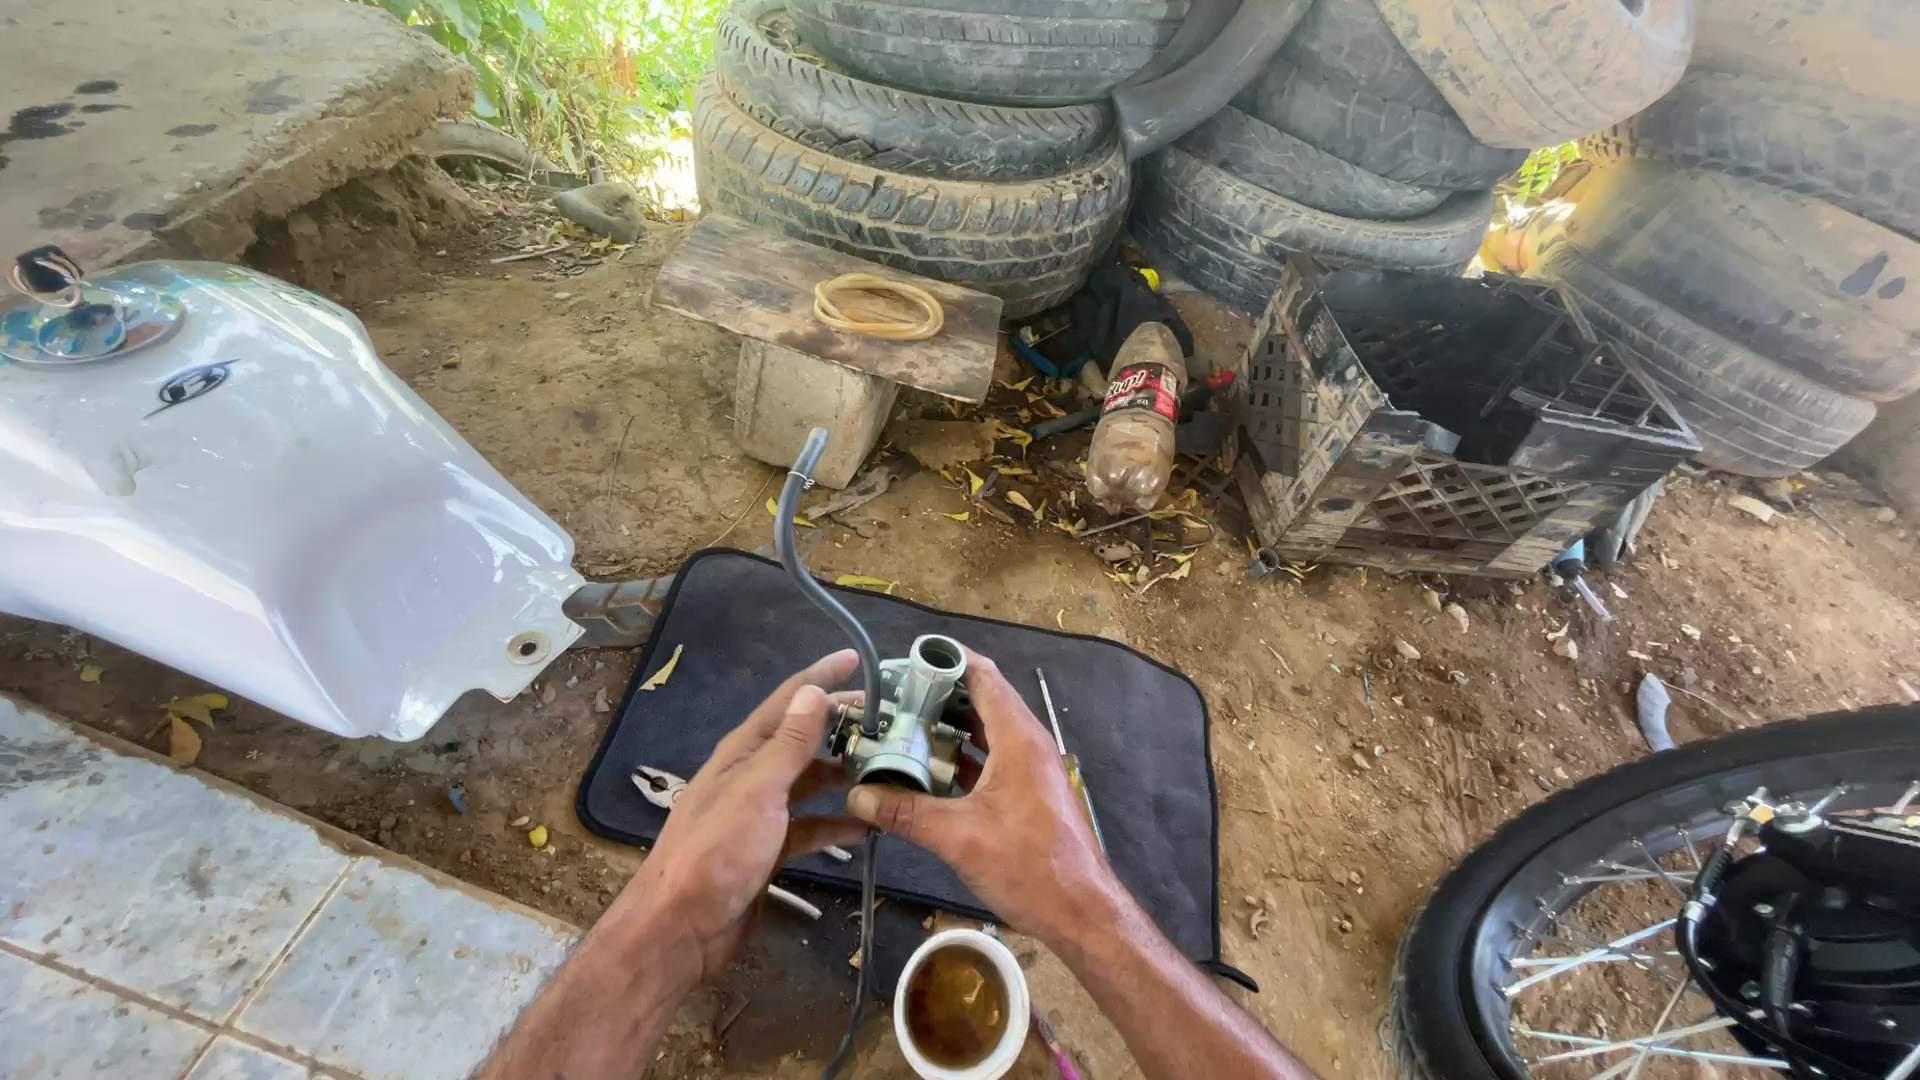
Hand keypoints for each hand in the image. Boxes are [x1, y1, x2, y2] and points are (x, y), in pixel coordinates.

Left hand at [618, 649, 869, 981]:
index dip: (822, 675)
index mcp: (745, 751)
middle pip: (804, 738)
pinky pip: (811, 825)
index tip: (857, 659)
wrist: (680, 930)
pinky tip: (866, 826)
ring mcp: (761, 811)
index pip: (789, 699)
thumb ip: (789, 743)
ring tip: (885, 768)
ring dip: (844, 772)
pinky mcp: (770, 847)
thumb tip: (814, 691)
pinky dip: (837, 822)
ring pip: (811, 780)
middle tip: (887, 719)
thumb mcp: (758, 790)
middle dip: (842, 725)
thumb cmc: (717, 852)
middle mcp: (753, 773)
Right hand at [844, 649, 1118, 945]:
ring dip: (952, 726)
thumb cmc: (1028, 864)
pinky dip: (965, 755)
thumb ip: (907, 813)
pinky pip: (993, 756)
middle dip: (942, 694)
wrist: (1083, 912)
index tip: (911, 658)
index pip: (984, 677)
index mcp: (1018, 737)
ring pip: (988, 730)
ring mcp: (1031, 766)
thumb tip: (858, 797)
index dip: (949, 661)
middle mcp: (1028, 742)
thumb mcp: (960, 837)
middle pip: (984, 700)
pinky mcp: (1030, 790)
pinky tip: (932, 769)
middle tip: (897, 697)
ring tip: (907, 727)